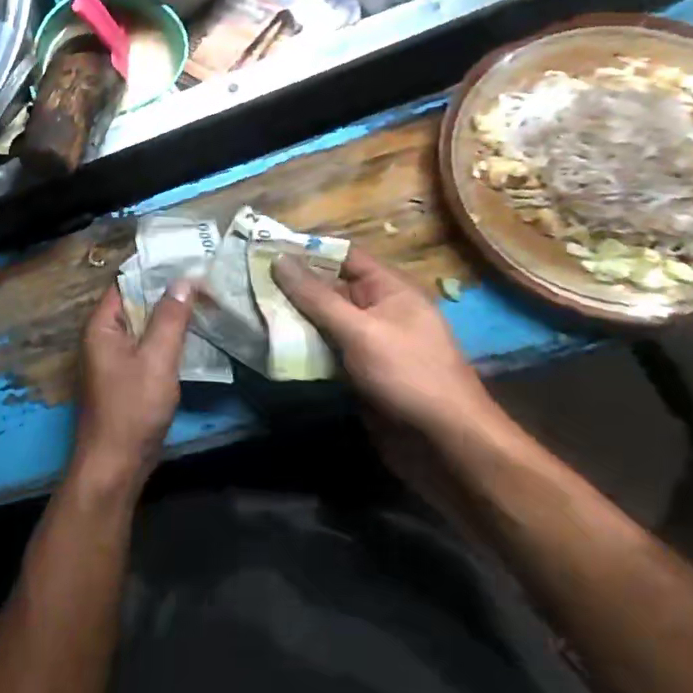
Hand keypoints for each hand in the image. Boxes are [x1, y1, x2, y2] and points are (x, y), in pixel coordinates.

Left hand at [72, 282, 192, 491]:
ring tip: (206, 300)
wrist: (115, 463)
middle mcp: (103, 337)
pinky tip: (195, 336)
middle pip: (136, 304)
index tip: (187, 259)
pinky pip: (147, 347)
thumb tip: (183, 280)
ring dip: (170, 316)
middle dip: (167, 292)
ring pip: (144, 327)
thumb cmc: (132, 408)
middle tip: (205, 278)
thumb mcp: (156, 359)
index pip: (126, 284)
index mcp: (101, 326)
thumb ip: (170, 319)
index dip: (154, 271)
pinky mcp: (126, 376)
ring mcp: (113, 358)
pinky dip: (167, 339)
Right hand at [272, 247, 497, 437]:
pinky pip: (324, 348)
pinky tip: (269, 342)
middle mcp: (378, 309)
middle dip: (291, 286)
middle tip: (247, 282)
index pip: (342, 256)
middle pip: (328, 287)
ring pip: (322, 320)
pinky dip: (300, 344)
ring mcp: (368, 341)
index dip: (305, 251)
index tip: (264, 250)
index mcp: (389, 289)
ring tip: (250, 308)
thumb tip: (278, 259)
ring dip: (291, 317)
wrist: (445, 442)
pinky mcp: (358, 369)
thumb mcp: (359, 330)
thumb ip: (316, 296)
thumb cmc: (407, 374)